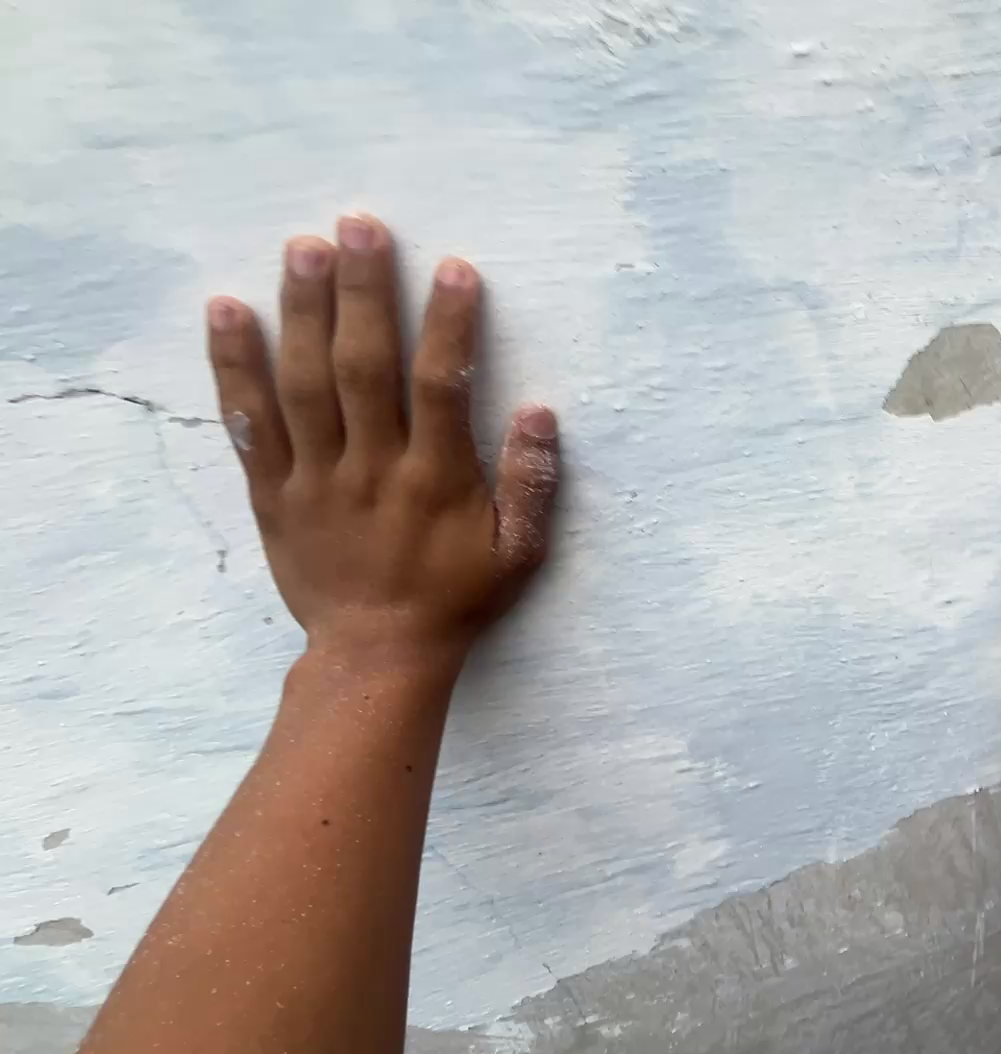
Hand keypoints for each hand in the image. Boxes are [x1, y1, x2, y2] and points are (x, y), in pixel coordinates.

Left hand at [204, 214, 559, 662]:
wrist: (379, 651)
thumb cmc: (462, 597)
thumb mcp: (523, 552)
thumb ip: (534, 485)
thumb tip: (542, 415)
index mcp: (438, 479)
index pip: (442, 386)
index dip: (448, 324)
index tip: (453, 269)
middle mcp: (372, 466)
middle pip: (363, 366)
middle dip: (365, 292)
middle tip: (360, 227)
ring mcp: (314, 475)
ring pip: (303, 381)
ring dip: (303, 309)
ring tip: (304, 247)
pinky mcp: (272, 490)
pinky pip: (247, 421)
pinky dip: (233, 364)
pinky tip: (230, 310)